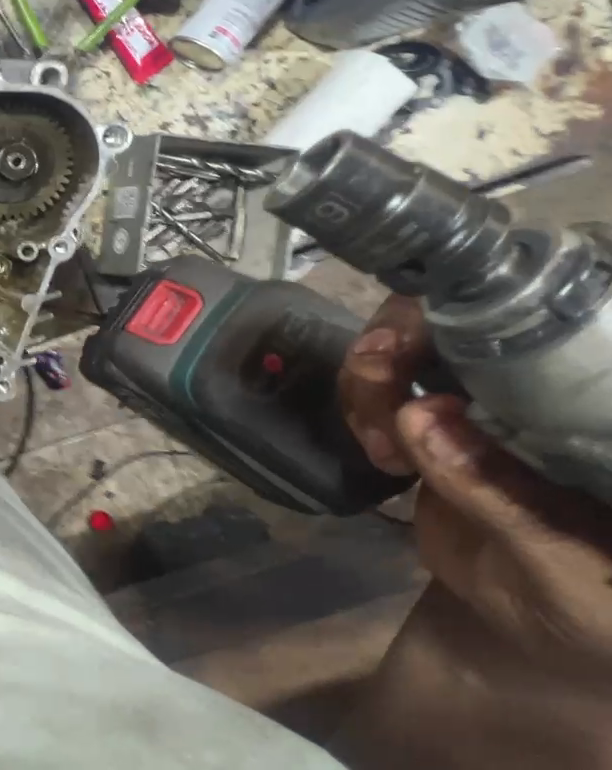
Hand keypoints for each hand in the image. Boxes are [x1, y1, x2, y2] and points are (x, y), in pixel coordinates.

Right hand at [341, 295, 611, 676]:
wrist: (544, 635)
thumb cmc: (587, 607)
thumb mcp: (556, 563)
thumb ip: (495, 494)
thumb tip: (420, 415)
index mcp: (591, 418)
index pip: (541, 337)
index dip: (470, 319)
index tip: (409, 341)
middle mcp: (544, 395)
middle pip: (458, 326)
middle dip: (402, 341)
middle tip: (374, 375)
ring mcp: (488, 404)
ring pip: (411, 348)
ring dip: (373, 379)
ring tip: (378, 443)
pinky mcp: (436, 422)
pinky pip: (384, 387)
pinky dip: (363, 405)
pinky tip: (379, 451)